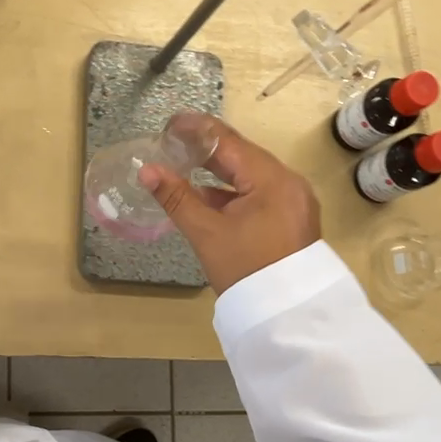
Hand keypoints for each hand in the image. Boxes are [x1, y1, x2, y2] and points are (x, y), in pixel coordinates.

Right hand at [141, 114, 322, 291]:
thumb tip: (147, 170)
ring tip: (184, 170)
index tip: (169, 125)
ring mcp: (294, 202)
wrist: (286, 316)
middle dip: (206, 151)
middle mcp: (288, 183)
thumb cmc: (246, 269)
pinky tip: (209, 200)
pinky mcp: (292, 220)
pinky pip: (259, 194)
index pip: (228, 141)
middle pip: (242, 156)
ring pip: (250, 177)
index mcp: (272, 179)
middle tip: (172, 147)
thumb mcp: (207, 233)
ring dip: (219, 173)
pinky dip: (234, 193)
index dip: (196, 130)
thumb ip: (177, 197)